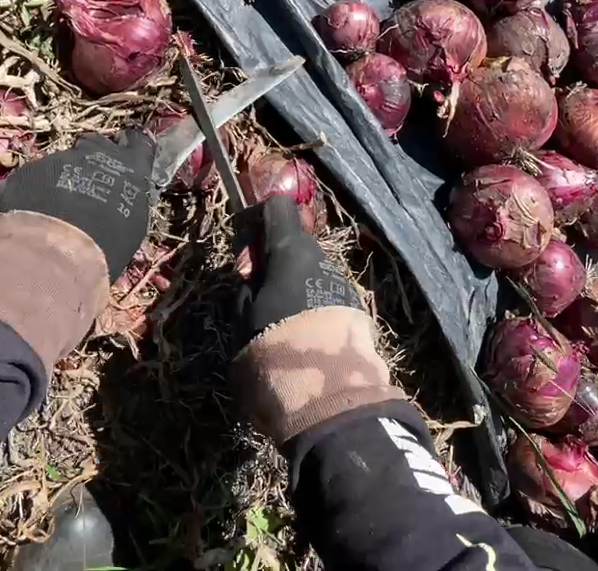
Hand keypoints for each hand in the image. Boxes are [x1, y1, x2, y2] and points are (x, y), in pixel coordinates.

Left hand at [0, 129, 155, 278]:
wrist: (60, 247)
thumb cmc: (109, 242)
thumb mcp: (132, 224)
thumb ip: (126, 201)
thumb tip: (117, 203)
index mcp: (130, 164)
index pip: (138, 142)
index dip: (131, 148)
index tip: (124, 158)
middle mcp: (97, 152)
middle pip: (95, 143)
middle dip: (91, 156)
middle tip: (86, 180)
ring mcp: (61, 157)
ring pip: (63, 159)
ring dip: (61, 175)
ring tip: (55, 205)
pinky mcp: (30, 169)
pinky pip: (35, 175)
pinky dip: (34, 189)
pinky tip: (32, 213)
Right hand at [238, 195, 359, 342]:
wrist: (325, 389)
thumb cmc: (274, 342)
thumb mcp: (243, 314)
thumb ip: (246, 286)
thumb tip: (253, 277)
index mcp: (291, 249)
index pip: (277, 207)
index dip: (256, 220)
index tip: (244, 251)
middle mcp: (320, 256)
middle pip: (292, 241)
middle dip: (271, 259)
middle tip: (253, 290)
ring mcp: (340, 280)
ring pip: (308, 269)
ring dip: (290, 282)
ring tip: (277, 317)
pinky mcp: (354, 306)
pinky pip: (323, 292)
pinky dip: (308, 301)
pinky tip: (300, 330)